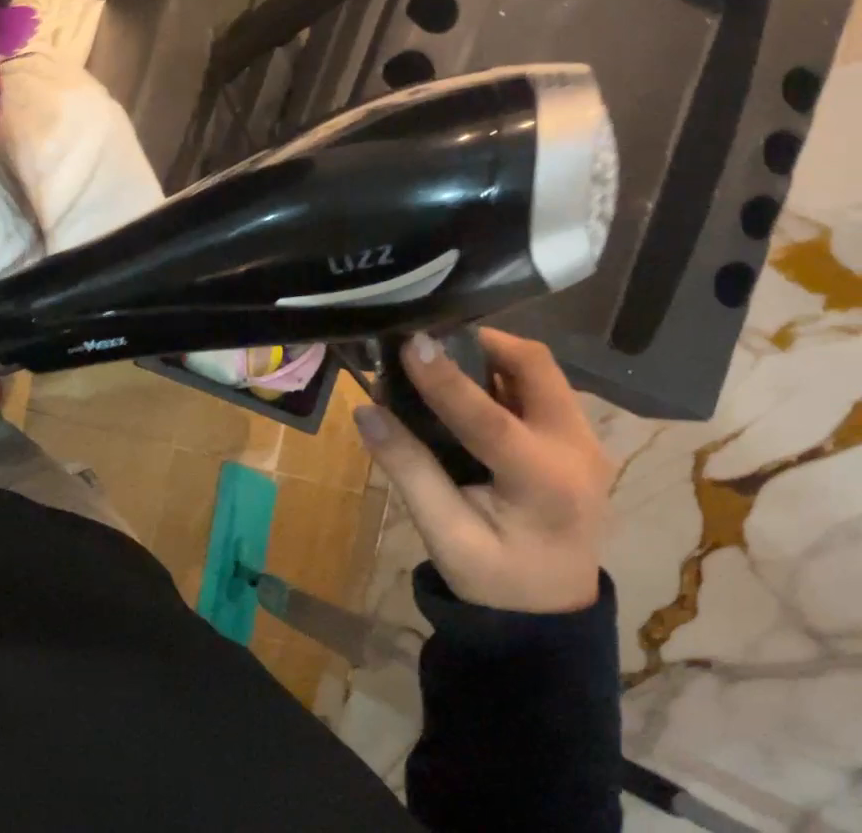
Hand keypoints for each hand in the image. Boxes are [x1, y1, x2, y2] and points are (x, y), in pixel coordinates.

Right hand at [353, 329, 614, 613]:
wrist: (549, 612)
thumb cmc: (493, 577)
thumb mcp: (442, 530)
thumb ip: (408, 468)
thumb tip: (366, 412)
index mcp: (546, 483)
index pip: (489, 418)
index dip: (445, 378)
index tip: (410, 341)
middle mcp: (579, 452)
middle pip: (537, 369)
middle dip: (482, 344)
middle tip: (428, 341)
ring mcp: (586, 444)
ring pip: (542, 375)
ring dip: (491, 357)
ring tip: (437, 360)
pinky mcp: (579, 444)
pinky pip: (541, 392)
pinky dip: (501, 377)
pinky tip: (463, 388)